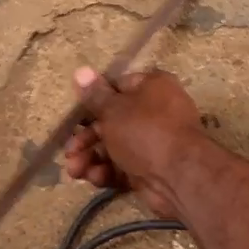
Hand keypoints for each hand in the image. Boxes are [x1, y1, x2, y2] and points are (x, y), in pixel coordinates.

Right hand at [62, 68, 204, 218]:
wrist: (179, 176)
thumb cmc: (145, 130)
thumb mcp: (113, 109)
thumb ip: (95, 95)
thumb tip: (80, 69)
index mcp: (151, 87)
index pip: (117, 88)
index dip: (93, 102)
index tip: (74, 117)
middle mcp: (155, 111)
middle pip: (112, 121)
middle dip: (87, 139)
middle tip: (69, 152)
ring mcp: (154, 142)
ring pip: (115, 147)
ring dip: (92, 158)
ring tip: (74, 171)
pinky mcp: (151, 169)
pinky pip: (124, 167)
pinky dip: (107, 172)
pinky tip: (92, 178)